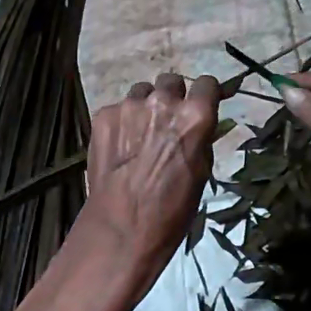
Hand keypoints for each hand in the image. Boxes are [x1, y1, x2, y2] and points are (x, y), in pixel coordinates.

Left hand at [81, 73, 218, 286]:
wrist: (120, 229)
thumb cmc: (171, 210)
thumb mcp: (201, 173)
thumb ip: (201, 139)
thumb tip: (202, 125)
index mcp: (194, 116)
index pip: (207, 83)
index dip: (205, 94)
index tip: (202, 103)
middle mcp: (162, 102)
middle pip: (171, 82)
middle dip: (172, 97)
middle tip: (167, 122)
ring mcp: (128, 106)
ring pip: (142, 92)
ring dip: (145, 107)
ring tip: (140, 135)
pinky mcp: (103, 115)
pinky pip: (118, 108)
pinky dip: (121, 122)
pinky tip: (120, 148)